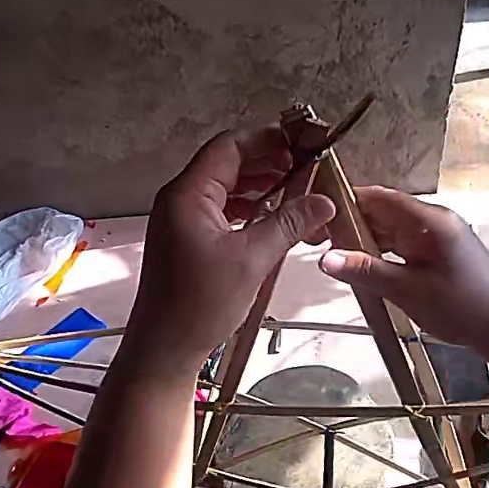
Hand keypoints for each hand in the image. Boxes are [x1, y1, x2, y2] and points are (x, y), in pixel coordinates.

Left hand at [123, 127, 335, 373]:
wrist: (165, 348)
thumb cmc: (199, 304)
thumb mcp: (253, 259)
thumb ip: (289, 224)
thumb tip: (323, 202)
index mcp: (188, 195)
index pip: (229, 147)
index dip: (266, 139)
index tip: (300, 142)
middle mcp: (181, 200)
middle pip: (227, 164)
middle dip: (267, 162)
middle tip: (304, 166)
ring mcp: (182, 220)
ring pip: (226, 187)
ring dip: (260, 185)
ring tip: (296, 188)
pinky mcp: (189, 239)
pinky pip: (222, 209)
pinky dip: (249, 207)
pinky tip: (273, 215)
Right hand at [317, 186, 488, 352]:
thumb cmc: (464, 308)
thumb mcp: (408, 291)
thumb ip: (366, 272)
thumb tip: (327, 259)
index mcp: (430, 221)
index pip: (380, 198)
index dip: (348, 202)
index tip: (320, 214)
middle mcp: (436, 221)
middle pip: (385, 211)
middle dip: (353, 224)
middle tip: (322, 241)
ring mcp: (440, 235)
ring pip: (394, 229)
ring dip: (368, 240)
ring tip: (340, 256)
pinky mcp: (442, 251)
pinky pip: (406, 243)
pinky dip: (385, 251)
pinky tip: (369, 267)